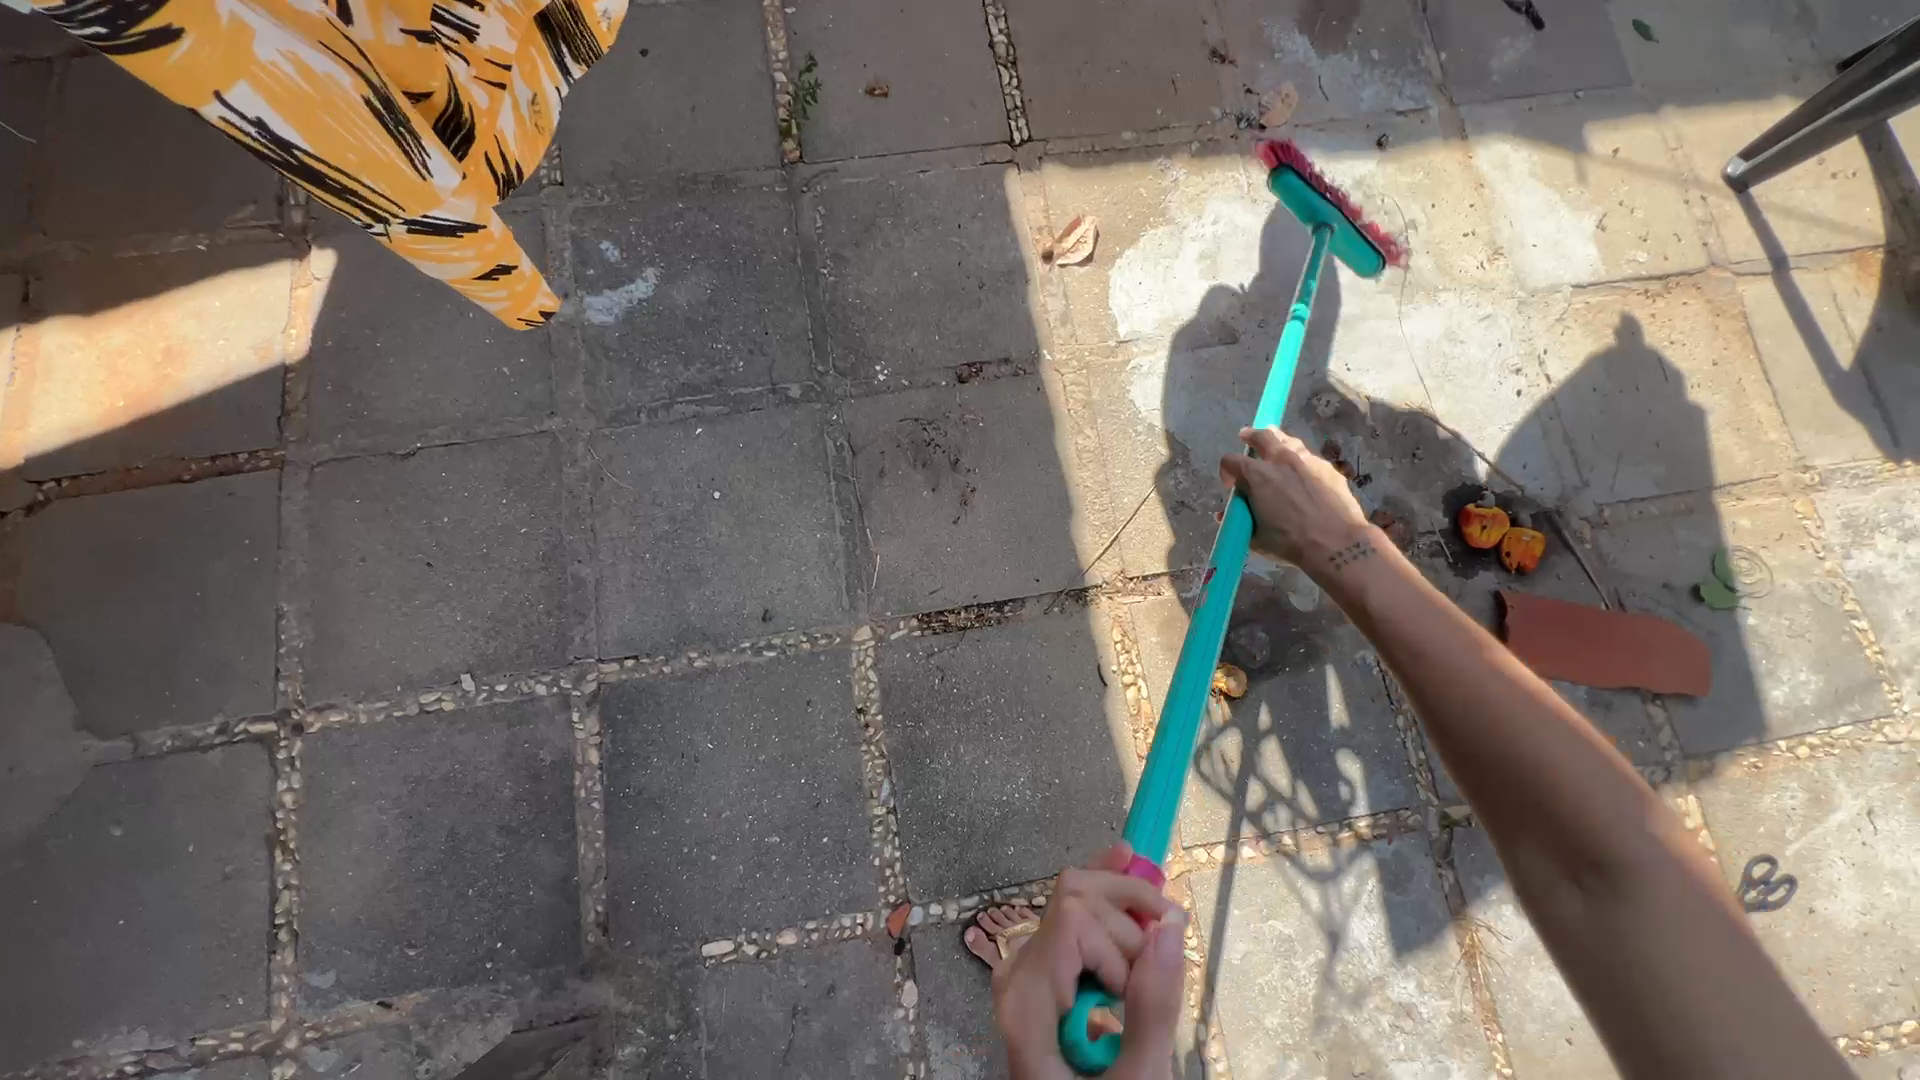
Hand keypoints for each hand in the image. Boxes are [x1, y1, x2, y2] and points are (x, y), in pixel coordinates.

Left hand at [993, 844, 1187, 1079]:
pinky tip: (1126, 866)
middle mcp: (1016, 973)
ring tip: (1158, 930)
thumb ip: (1151, 1008)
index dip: (1117, 940)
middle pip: (1071, 897)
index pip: (1072, 917)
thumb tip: (1171, 927)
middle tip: (1169, 937)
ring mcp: (1025, 969)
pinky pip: (1068, 915)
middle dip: (1126, 914)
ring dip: (1122, 908)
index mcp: (1026, 1001)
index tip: (1144, 983)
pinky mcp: (1041, 971)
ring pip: (1071, 897)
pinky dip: (1105, 899)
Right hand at [1219, 426, 1374, 572]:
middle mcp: (1280, 460)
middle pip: (1261, 436)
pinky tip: (1302, 472)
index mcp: (1257, 475)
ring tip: (1275, 445)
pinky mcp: (1327, 468)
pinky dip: (1300, 461)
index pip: (1231, 461)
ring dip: (1278, 442)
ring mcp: (1307, 460)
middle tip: (1246, 437)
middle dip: (1251, 436)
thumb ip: (1240, 520)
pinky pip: (1308, 457)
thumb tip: (1225, 516)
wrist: (1336, 543)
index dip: (1226, 472)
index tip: (1230, 485)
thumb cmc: (1290, 542)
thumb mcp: (1255, 536)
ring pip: (1288, 441)